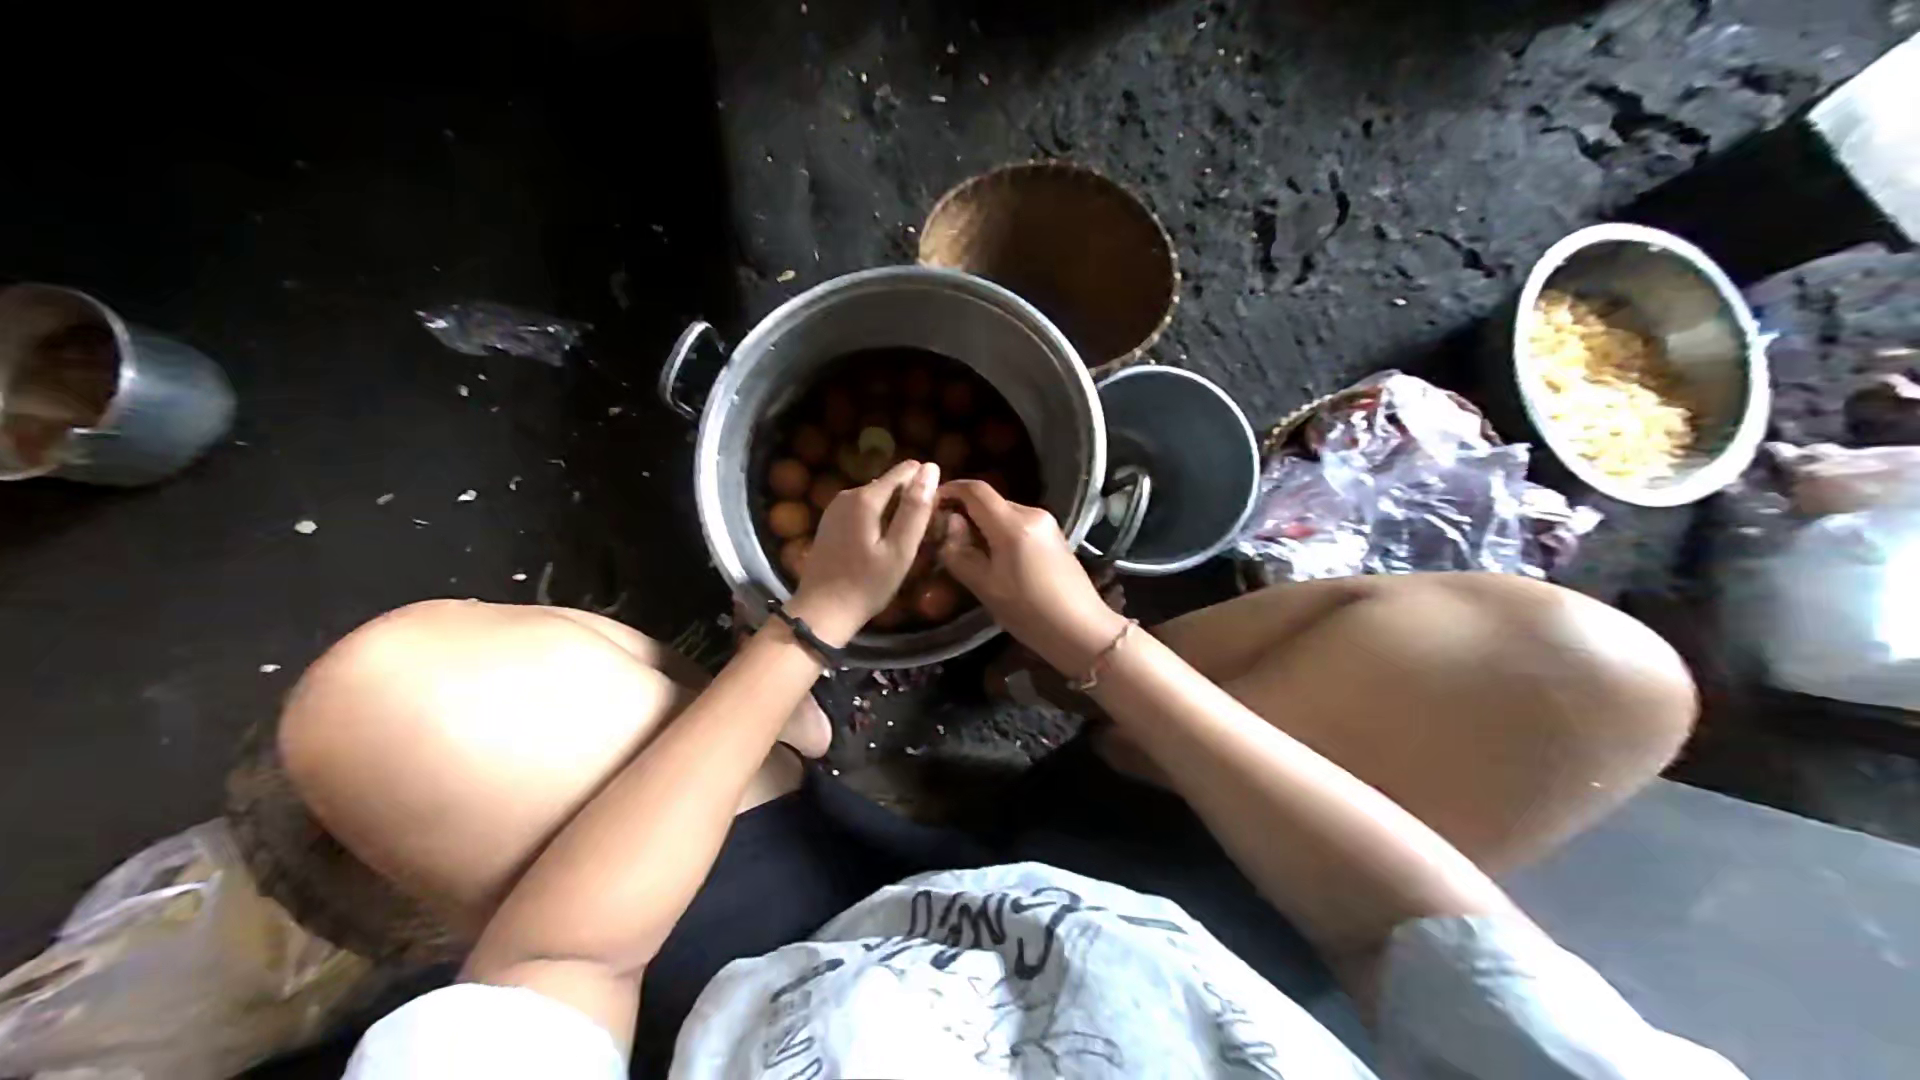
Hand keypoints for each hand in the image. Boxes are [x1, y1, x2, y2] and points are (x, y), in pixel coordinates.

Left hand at [789, 459, 939, 644]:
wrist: (822, 612)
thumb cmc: (866, 584)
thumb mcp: (900, 549)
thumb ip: (916, 509)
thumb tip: (931, 468)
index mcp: (865, 497)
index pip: (905, 471)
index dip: (924, 485)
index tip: (934, 512)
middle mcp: (847, 494)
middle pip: (890, 484)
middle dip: (909, 500)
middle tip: (923, 533)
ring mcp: (835, 508)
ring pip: (876, 498)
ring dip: (894, 512)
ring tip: (906, 540)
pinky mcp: (830, 523)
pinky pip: (862, 511)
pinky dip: (877, 520)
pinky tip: (883, 545)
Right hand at [936, 481, 1128, 675]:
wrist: (1082, 631)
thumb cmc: (1029, 612)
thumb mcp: (985, 586)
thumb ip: (960, 552)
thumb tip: (949, 523)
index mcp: (1012, 524)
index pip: (975, 490)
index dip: (950, 491)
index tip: (931, 505)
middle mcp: (1031, 513)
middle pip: (989, 501)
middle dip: (964, 513)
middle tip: (943, 537)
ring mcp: (1046, 524)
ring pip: (1003, 514)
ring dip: (982, 526)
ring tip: (966, 552)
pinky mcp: (1054, 536)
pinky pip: (1018, 526)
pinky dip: (1000, 534)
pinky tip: (994, 560)